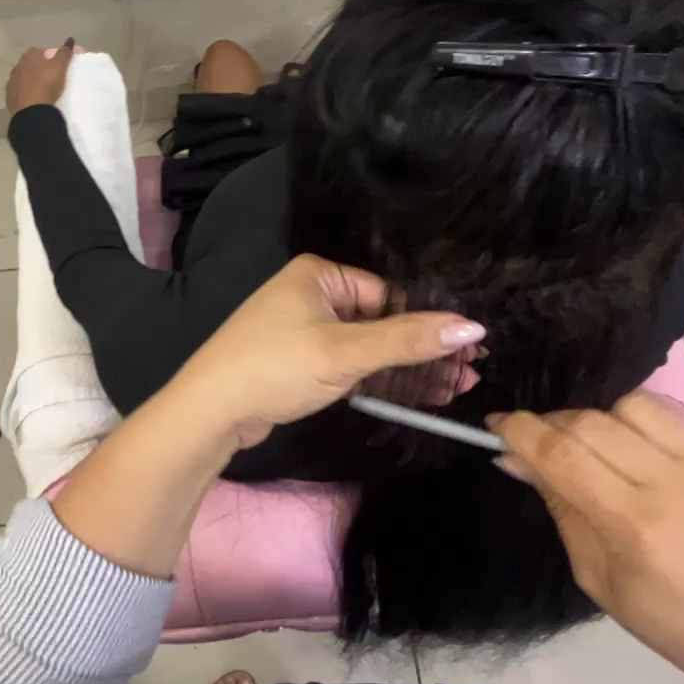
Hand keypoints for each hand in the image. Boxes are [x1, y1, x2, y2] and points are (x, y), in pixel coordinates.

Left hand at [6, 37, 77, 113]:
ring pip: (22, 78)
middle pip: (28, 64)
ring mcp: (11, 82)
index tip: (55, 66)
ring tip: (42, 90)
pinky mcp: (9, 97)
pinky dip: (25, 94)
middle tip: (50, 78)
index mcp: (29, 57)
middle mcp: (17, 67)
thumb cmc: (47, 84)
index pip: (38, 51)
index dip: (47, 57)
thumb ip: (65, 53)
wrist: (32, 110)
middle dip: (37, 69)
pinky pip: (19, 92)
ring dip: (30, 81)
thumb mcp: (60, 67)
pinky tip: (33, 101)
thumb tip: (70, 39)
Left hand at [161, 254, 484, 448]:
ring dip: (404, 367)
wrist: (210, 409)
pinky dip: (376, 378)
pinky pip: (347, 363)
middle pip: (380, 320)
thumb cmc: (277, 366)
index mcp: (318, 275)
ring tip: (453, 388)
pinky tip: (413, 393)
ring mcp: (302, 328)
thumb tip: (472, 327)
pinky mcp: (298, 360)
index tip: (469, 350)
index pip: (387, 294)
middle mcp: (310, 294)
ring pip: (365, 345)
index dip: (427, 323)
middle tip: (469, 374)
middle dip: (422, 349)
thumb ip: (408, 339)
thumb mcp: (346, 351)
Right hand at [489, 394, 683, 683]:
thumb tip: (515, 457)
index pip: (562, 454)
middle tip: (542, 440)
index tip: (497, 425)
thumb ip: (559, 508)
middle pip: (592, 422)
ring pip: (636, 406)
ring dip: (603, 421)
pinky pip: (682, 429)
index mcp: (639, 528)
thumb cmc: (674, 625)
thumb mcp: (597, 578)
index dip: (520, 431)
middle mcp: (681, 487)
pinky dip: (653, 441)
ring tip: (603, 450)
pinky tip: (659, 473)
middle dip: (553, 424)